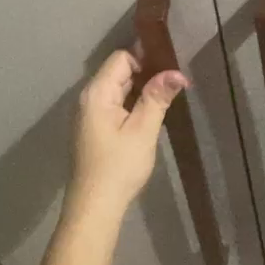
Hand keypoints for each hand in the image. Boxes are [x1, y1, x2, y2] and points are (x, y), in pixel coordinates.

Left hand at [70, 48, 187, 210]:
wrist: (94, 206)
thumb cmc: (119, 166)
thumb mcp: (143, 131)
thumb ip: (157, 98)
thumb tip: (176, 72)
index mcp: (97, 93)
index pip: (121, 58)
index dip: (146, 60)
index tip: (170, 73)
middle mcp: (88, 98)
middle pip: (118, 72)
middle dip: (145, 75)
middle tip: (172, 88)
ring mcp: (87, 114)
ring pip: (116, 90)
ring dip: (138, 92)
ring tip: (163, 103)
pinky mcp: (92, 129)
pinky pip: (112, 105)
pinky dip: (129, 105)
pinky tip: (145, 119)